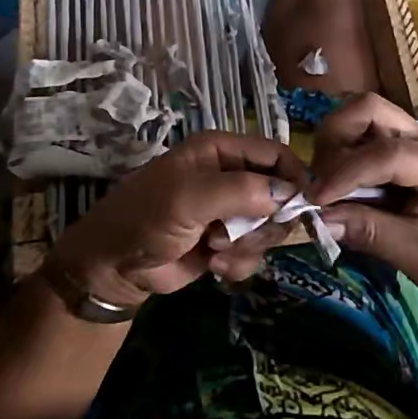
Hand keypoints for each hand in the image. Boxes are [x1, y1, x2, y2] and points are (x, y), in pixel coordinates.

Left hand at [51, 131, 303, 309]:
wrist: (112, 267)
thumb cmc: (146, 218)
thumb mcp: (190, 197)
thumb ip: (241, 191)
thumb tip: (291, 194)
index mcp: (220, 151)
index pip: (274, 154)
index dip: (294, 177)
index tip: (306, 206)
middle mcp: (229, 177)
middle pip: (279, 195)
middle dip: (266, 221)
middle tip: (243, 234)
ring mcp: (228, 212)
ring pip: (269, 228)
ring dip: (248, 246)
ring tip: (216, 250)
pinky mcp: (225, 243)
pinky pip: (254, 253)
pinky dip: (238, 263)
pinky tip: (214, 266)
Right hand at [307, 94, 417, 309]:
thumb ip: (371, 232)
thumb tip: (319, 216)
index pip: (388, 152)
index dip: (346, 172)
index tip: (315, 199)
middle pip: (370, 110)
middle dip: (336, 137)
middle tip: (320, 181)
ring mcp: (408, 146)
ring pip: (359, 119)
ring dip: (333, 146)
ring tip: (326, 187)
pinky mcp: (393, 158)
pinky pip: (356, 142)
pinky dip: (336, 158)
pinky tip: (333, 189)